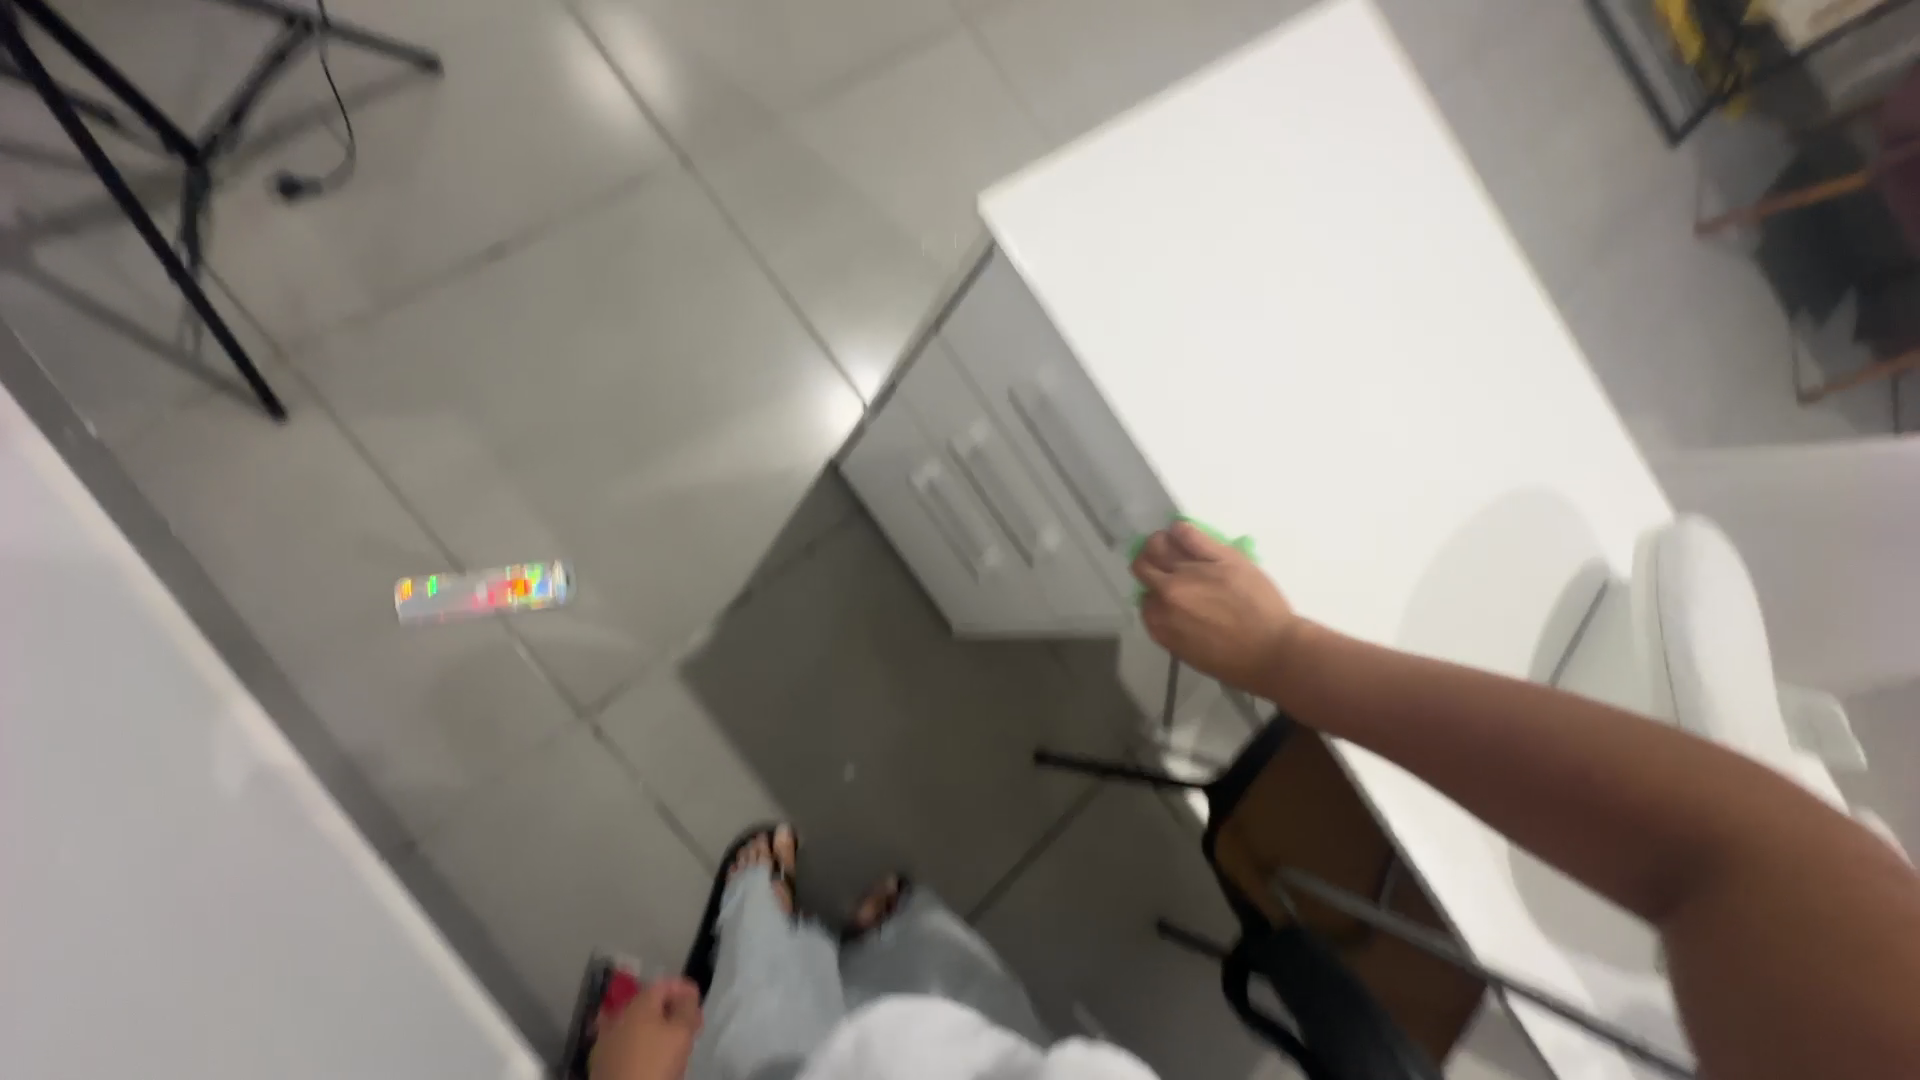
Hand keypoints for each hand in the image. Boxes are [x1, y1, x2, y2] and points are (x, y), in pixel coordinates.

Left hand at [590, 977, 703, 1079]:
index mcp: (638, 1004)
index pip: (664, 984)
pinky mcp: (601, 1063)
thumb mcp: (682, 1032)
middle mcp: (618, 1017)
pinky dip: (641, 1044)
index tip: (698, 1002)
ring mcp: (605, 1041)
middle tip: (690, 1024)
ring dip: (656, 1028)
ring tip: (672, 1042)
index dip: (684, 988)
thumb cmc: (656, 1063)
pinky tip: (650, 1057)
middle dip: (671, 1010)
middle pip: (650, 1004)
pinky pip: (626, 1043)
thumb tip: (688, 994)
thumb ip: (688, 1007)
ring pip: (637, 1025)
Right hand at [1131, 522, 1307, 695]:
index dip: (1154, 594)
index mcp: (1160, 622)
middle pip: (1143, 566)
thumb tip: (1163, 608)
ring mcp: (1191, 572)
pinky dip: (1180, 530)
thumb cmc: (1233, 662)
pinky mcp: (1217, 556)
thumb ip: (1168, 628)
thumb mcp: (1187, 653)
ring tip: (1172, 547)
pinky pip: (1188, 533)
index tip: (1166, 595)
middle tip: (1163, 566)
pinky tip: (1184, 534)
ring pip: (1158, 545)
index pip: (1144, 597)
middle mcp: (1168, 593)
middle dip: (1150, 565)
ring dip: (1160, 545)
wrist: (1274, 651)